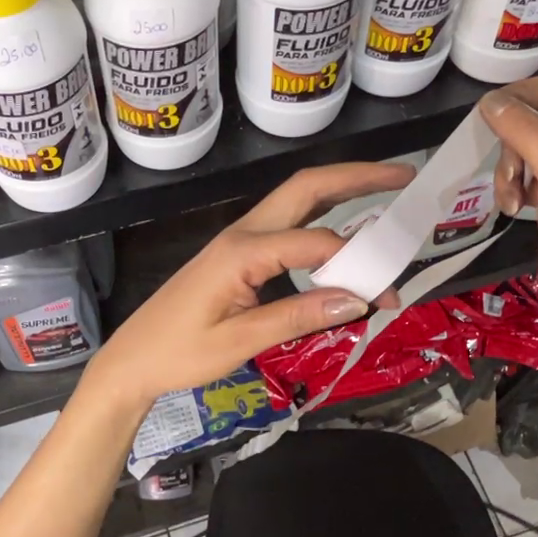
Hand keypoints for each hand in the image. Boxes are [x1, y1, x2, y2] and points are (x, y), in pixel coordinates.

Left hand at [83, 162, 415, 408]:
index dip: (359, 267)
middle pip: (306, 188)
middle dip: (357, 177)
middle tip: (405, 177)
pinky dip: (320, 219)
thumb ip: (298, 317)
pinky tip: (341, 232)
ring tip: (385, 192)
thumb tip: (358, 299)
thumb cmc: (179, 353)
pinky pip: (286, 225)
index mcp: (242, 252)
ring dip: (340, 190)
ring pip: (295, 200)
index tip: (389, 295)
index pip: (317, 244)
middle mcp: (242, 233)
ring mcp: (237, 240)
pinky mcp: (236, 254)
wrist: (132, 359)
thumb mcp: (239, 342)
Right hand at [482, 75, 537, 326]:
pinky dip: (515, 188)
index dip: (523, 95)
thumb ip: (526, 133)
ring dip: (510, 172)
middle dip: (514, 148)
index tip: (486, 110)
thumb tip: (490, 101)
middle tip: (507, 175)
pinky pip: (527, 174)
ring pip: (526, 149)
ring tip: (511, 200)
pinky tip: (514, 208)